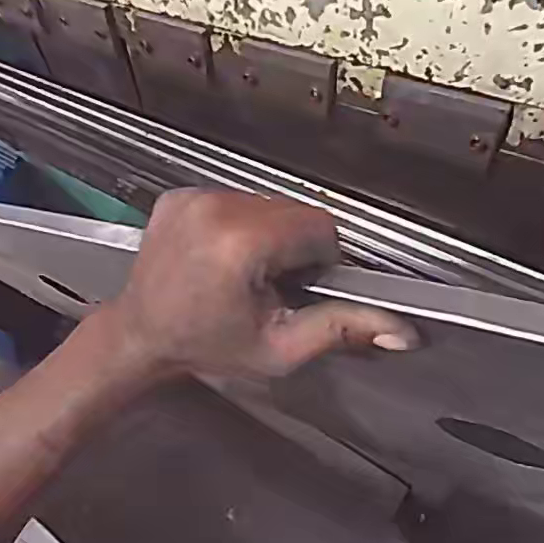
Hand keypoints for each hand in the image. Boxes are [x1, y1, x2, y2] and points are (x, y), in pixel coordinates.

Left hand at [98, 189, 417, 378]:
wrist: (141, 335)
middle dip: (295, 246)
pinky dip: (242, 223)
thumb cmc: (206, 346)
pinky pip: (237, 197)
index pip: (319, 226)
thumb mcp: (280, 348)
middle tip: (270, 283)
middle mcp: (216, 208)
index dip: (318, 260)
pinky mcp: (182, 194)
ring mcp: (194, 197)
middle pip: (294, 210)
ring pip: (268, 201)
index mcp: (241, 242)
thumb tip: (401, 330)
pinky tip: (225, 254)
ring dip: (269, 233)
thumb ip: (342, 329)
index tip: (295, 286)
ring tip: (245, 270)